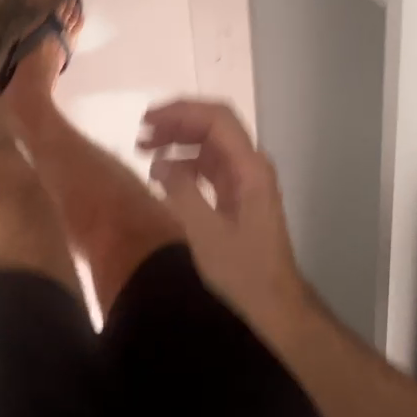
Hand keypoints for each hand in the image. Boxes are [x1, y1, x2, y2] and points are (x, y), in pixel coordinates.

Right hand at [140, 100, 313, 330]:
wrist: (274, 304)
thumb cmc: (243, 272)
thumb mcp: (206, 234)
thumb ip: (182, 192)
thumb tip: (159, 162)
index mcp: (250, 168)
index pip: (217, 119)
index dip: (182, 111)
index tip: (148, 119)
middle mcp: (251, 165)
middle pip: (214, 126)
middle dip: (177, 122)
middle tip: (142, 132)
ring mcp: (246, 179)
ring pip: (210, 144)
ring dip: (179, 140)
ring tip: (145, 148)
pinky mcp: (239, 195)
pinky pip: (210, 165)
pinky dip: (186, 162)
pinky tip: (163, 173)